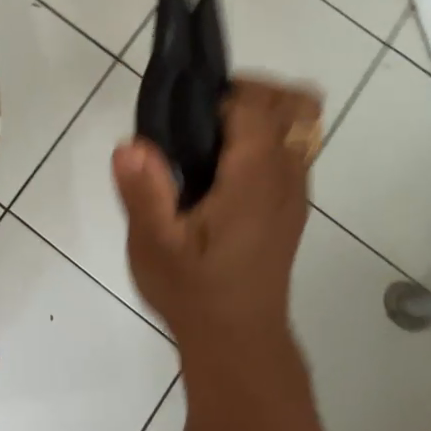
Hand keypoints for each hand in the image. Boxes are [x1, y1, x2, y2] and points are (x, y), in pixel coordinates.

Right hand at [113, 77, 322, 348]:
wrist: (236, 337)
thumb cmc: (192, 288)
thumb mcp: (154, 244)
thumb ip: (144, 192)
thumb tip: (131, 144)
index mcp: (254, 181)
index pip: (257, 108)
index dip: (221, 94)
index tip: (177, 109)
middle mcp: (285, 179)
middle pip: (297, 106)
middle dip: (250, 92)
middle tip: (193, 114)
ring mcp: (292, 193)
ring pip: (299, 126)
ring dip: (257, 113)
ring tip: (197, 137)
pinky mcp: (286, 207)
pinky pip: (289, 150)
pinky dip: (260, 139)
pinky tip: (212, 167)